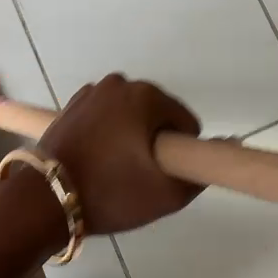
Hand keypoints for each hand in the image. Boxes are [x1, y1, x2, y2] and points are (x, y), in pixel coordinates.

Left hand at [36, 73, 204, 235]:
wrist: (49, 195)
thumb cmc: (112, 191)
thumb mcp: (167, 193)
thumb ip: (201, 172)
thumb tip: (228, 145)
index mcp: (144, 95)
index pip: (184, 121)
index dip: (181, 152)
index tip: (162, 174)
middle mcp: (118, 83)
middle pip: (156, 114)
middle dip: (155, 141)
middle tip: (141, 175)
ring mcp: (91, 91)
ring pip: (130, 115)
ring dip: (131, 137)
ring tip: (118, 170)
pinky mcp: (72, 104)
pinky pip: (106, 116)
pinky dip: (109, 133)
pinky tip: (98, 159)